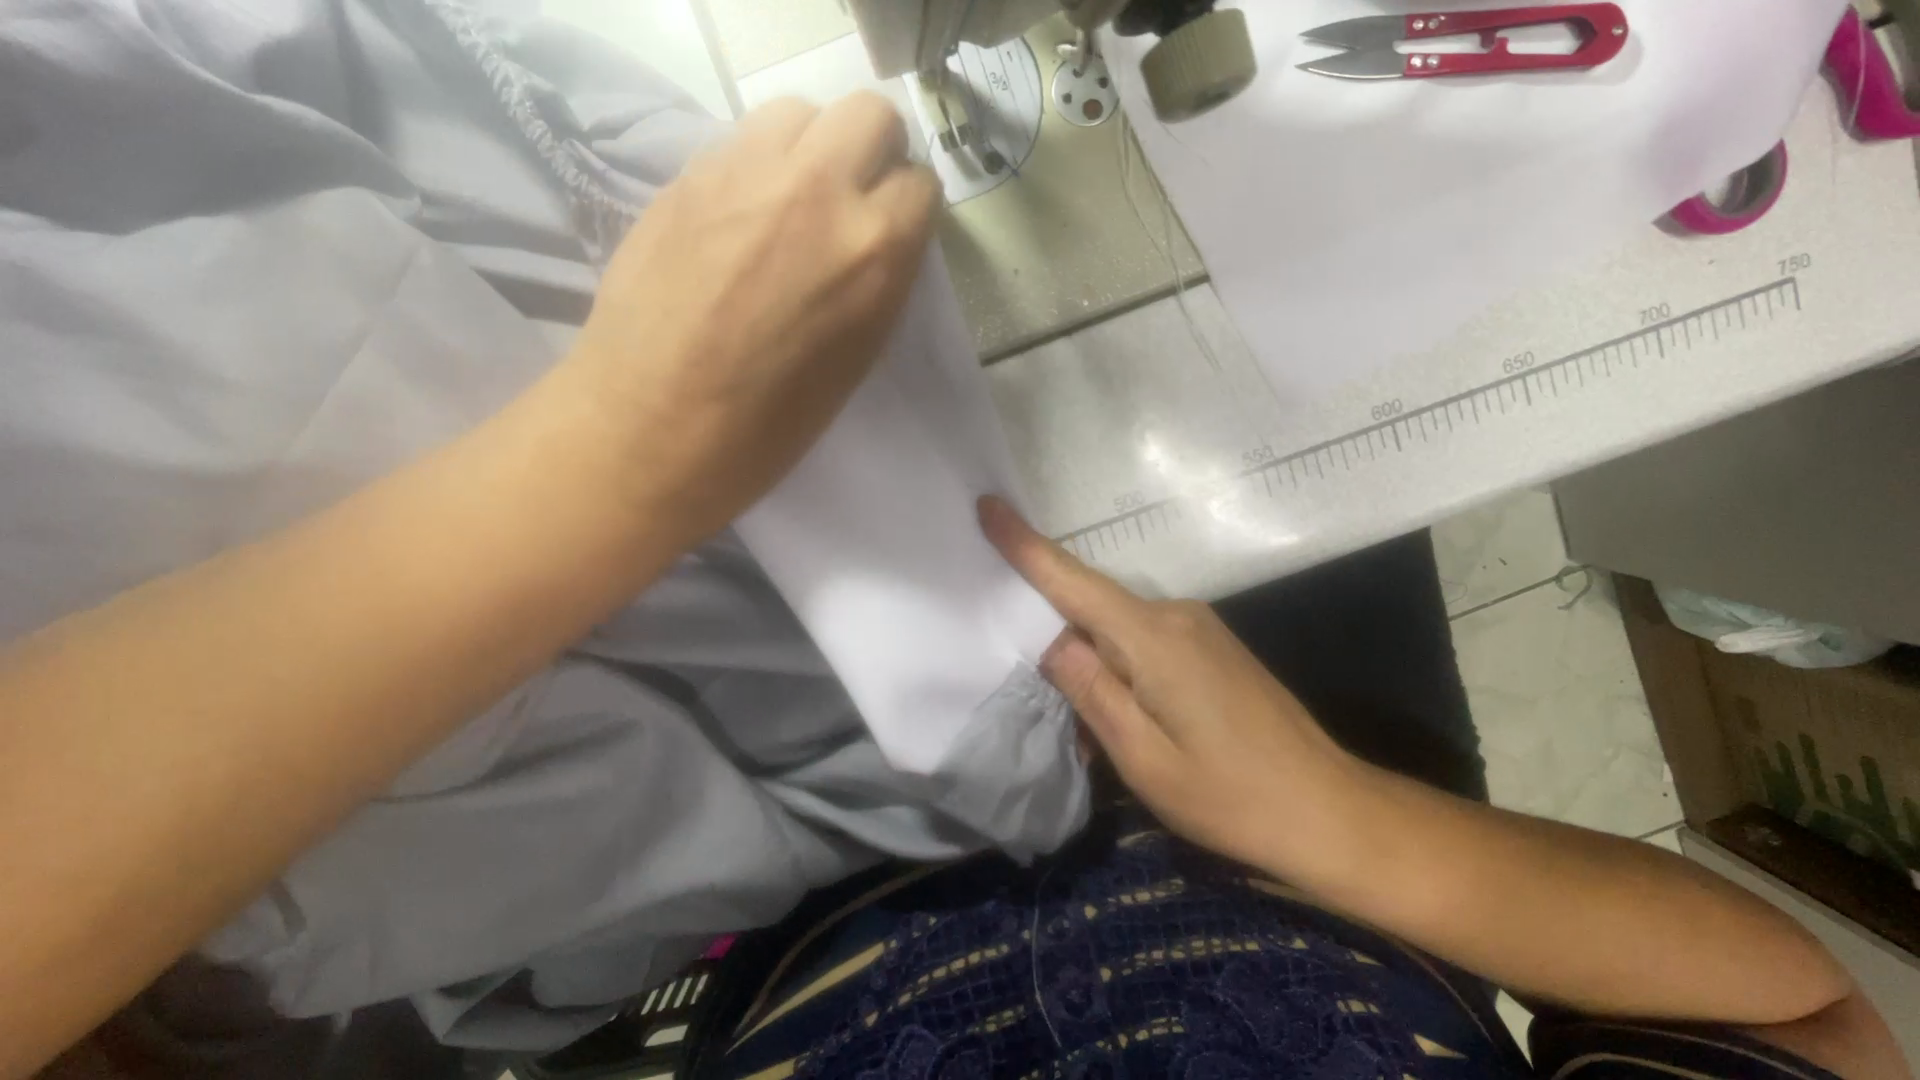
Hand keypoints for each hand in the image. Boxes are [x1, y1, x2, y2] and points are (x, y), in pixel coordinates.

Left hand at [567, 93, 940, 542]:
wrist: (653, 428)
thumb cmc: (769, 424)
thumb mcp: (856, 356)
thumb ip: (876, 281)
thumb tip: (874, 241)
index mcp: (873, 249)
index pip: (919, 183)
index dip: (905, 210)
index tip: (890, 231)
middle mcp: (816, 189)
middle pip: (868, 114)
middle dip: (870, 151)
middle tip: (850, 198)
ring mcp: (744, 173)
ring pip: (798, 111)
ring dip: (809, 145)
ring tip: (791, 197)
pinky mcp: (686, 176)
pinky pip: (738, 141)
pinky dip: (753, 165)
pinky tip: (738, 216)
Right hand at [980, 498, 1370, 882]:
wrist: (1330, 811)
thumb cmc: (1232, 796)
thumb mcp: (1144, 759)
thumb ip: (1090, 691)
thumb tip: (1049, 639)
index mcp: (1154, 639)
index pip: (1074, 582)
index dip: (1026, 546)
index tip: (988, 506)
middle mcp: (1177, 617)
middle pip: (1091, 608)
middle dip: (1054, 641)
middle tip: (1037, 694)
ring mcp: (1199, 629)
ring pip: (1117, 634)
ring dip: (1093, 673)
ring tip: (1094, 740)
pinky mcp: (1212, 648)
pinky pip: (1145, 648)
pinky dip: (1122, 678)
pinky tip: (1129, 729)